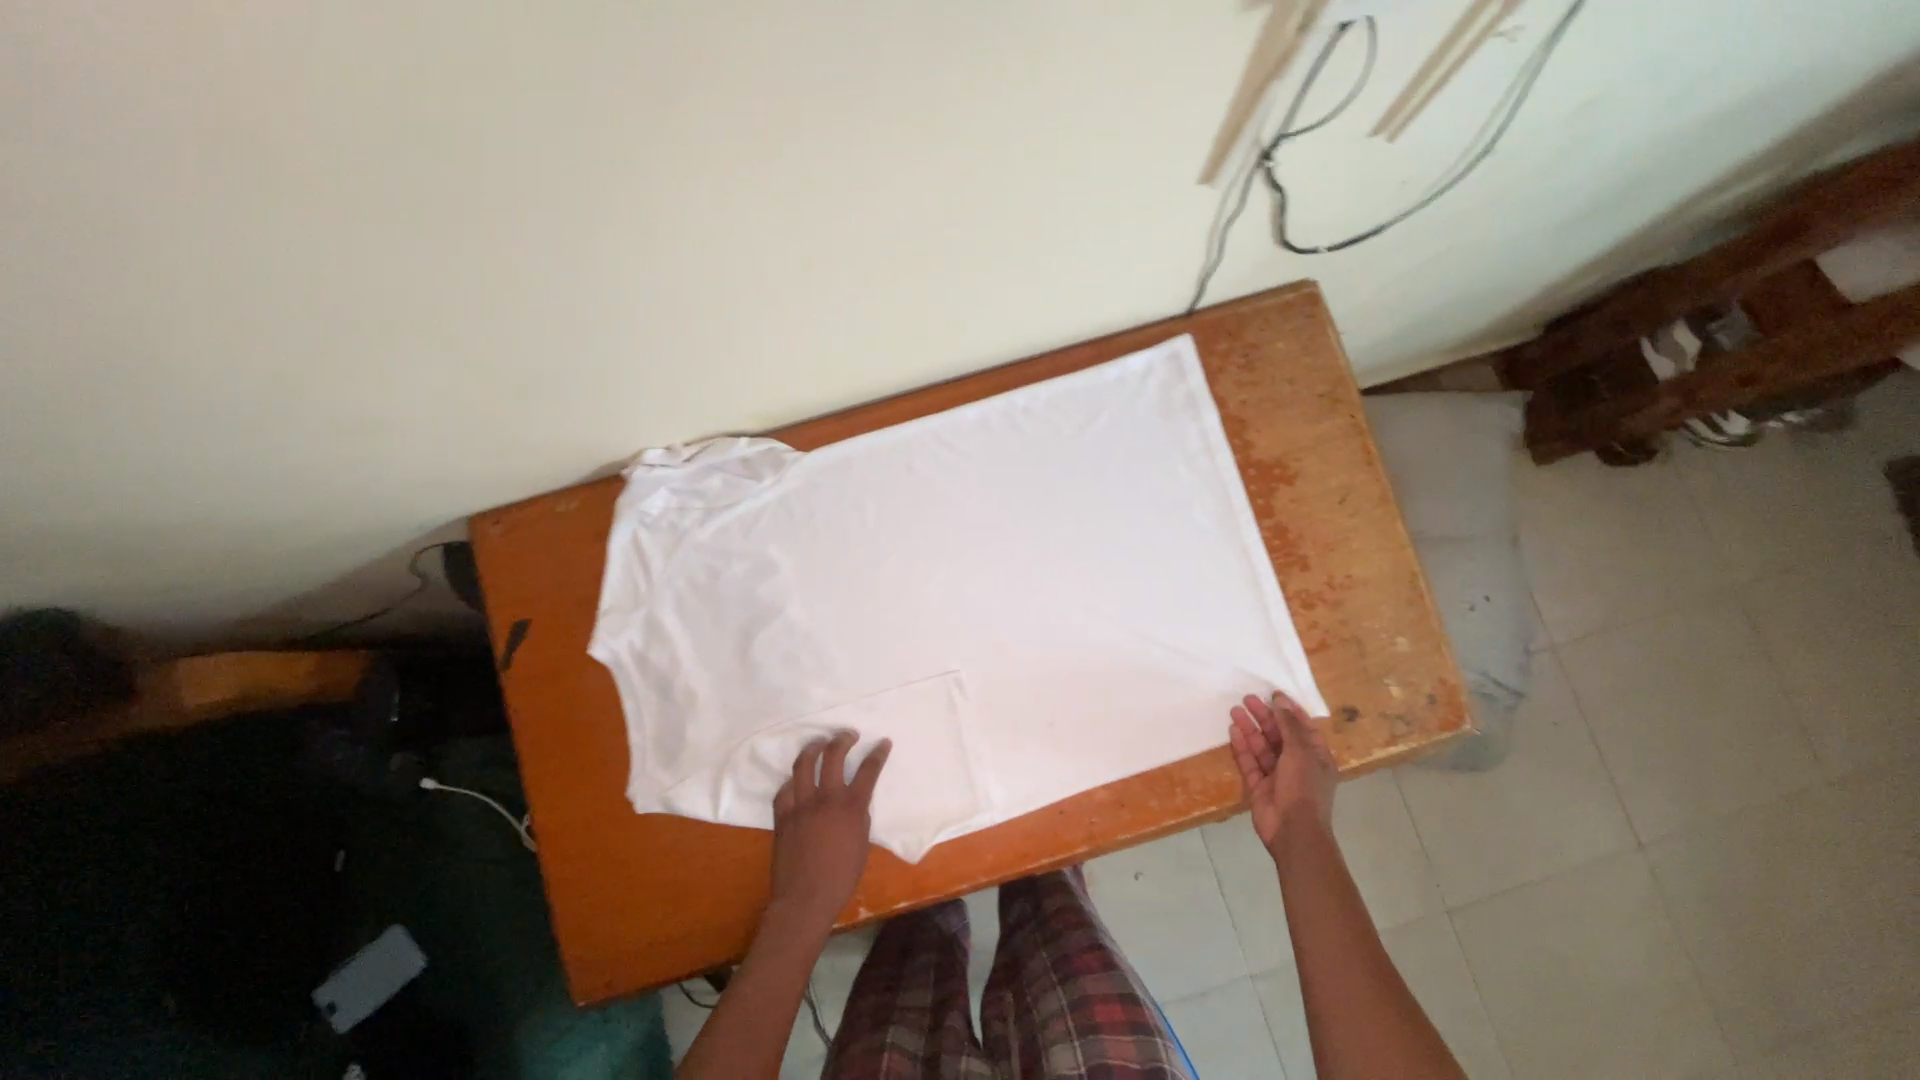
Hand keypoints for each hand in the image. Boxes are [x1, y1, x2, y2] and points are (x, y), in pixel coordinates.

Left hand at [766, 731, 891, 936]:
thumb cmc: (841, 878)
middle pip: (833, 755)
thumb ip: (859, 818)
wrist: (805, 898)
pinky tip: (796, 782)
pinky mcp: (782, 815)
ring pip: (804, 764)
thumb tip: (854, 803)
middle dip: (842, 739)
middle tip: (848, 735)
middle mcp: (826, 798)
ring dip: (813, 748)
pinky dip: (793, 782)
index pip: (868, 770)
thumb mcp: (862, 845)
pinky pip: (784, 789)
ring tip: (819, 743)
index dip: (877, 753)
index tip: (883, 742)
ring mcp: (801, 804)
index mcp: (851, 807)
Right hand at [1228, 690, 1336, 855]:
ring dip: (1250, 729)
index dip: (1289, 710)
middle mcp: (1298, 764)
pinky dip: (1242, 747)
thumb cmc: (1304, 787)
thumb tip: (1280, 701)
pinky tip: (1233, 731)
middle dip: (1265, 716)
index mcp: (1316, 756)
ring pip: (1262, 747)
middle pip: (1279, 735)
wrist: (1293, 830)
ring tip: (1235, 710)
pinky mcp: (1259, 786)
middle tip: (1247, 699)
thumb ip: (1289, 725)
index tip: (1273, 694)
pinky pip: (1250, 762)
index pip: (1303, 727)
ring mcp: (1277, 776)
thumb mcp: (1301, 752)